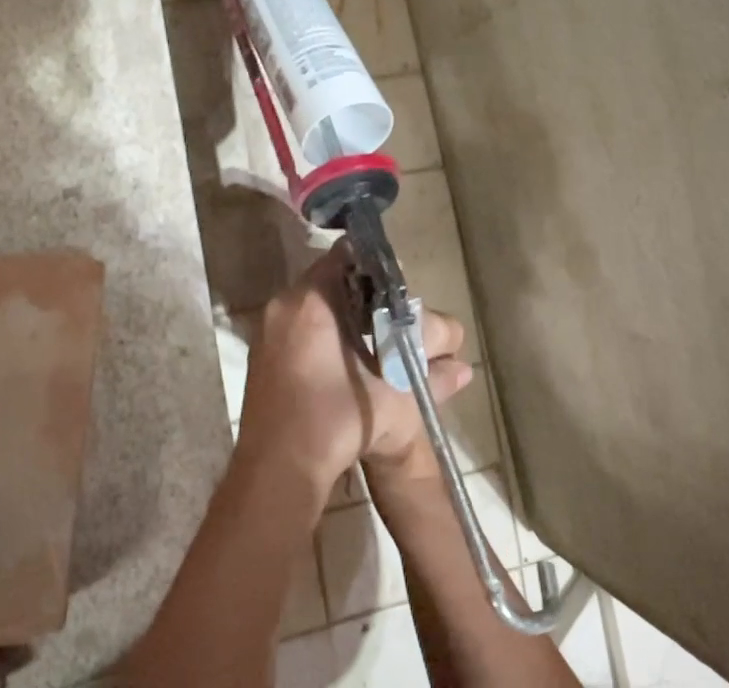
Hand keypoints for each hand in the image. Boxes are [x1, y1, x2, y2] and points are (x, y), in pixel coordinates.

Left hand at [234, 242, 473, 494]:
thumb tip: (462, 368)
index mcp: (311, 301)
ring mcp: (269, 334)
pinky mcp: (266, 360)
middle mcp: (284, 307)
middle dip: (370, 305)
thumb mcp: (396, 395)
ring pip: (319, 313)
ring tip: (381, 352)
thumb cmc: (338, 420)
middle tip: (398, 329)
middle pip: (335, 286)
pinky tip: (355, 371)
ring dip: (351, 326)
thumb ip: (430, 373)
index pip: (348, 259)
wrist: (279, 469)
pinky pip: (302, 335)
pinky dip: (330, 343)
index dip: (382, 273)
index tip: (403, 297)